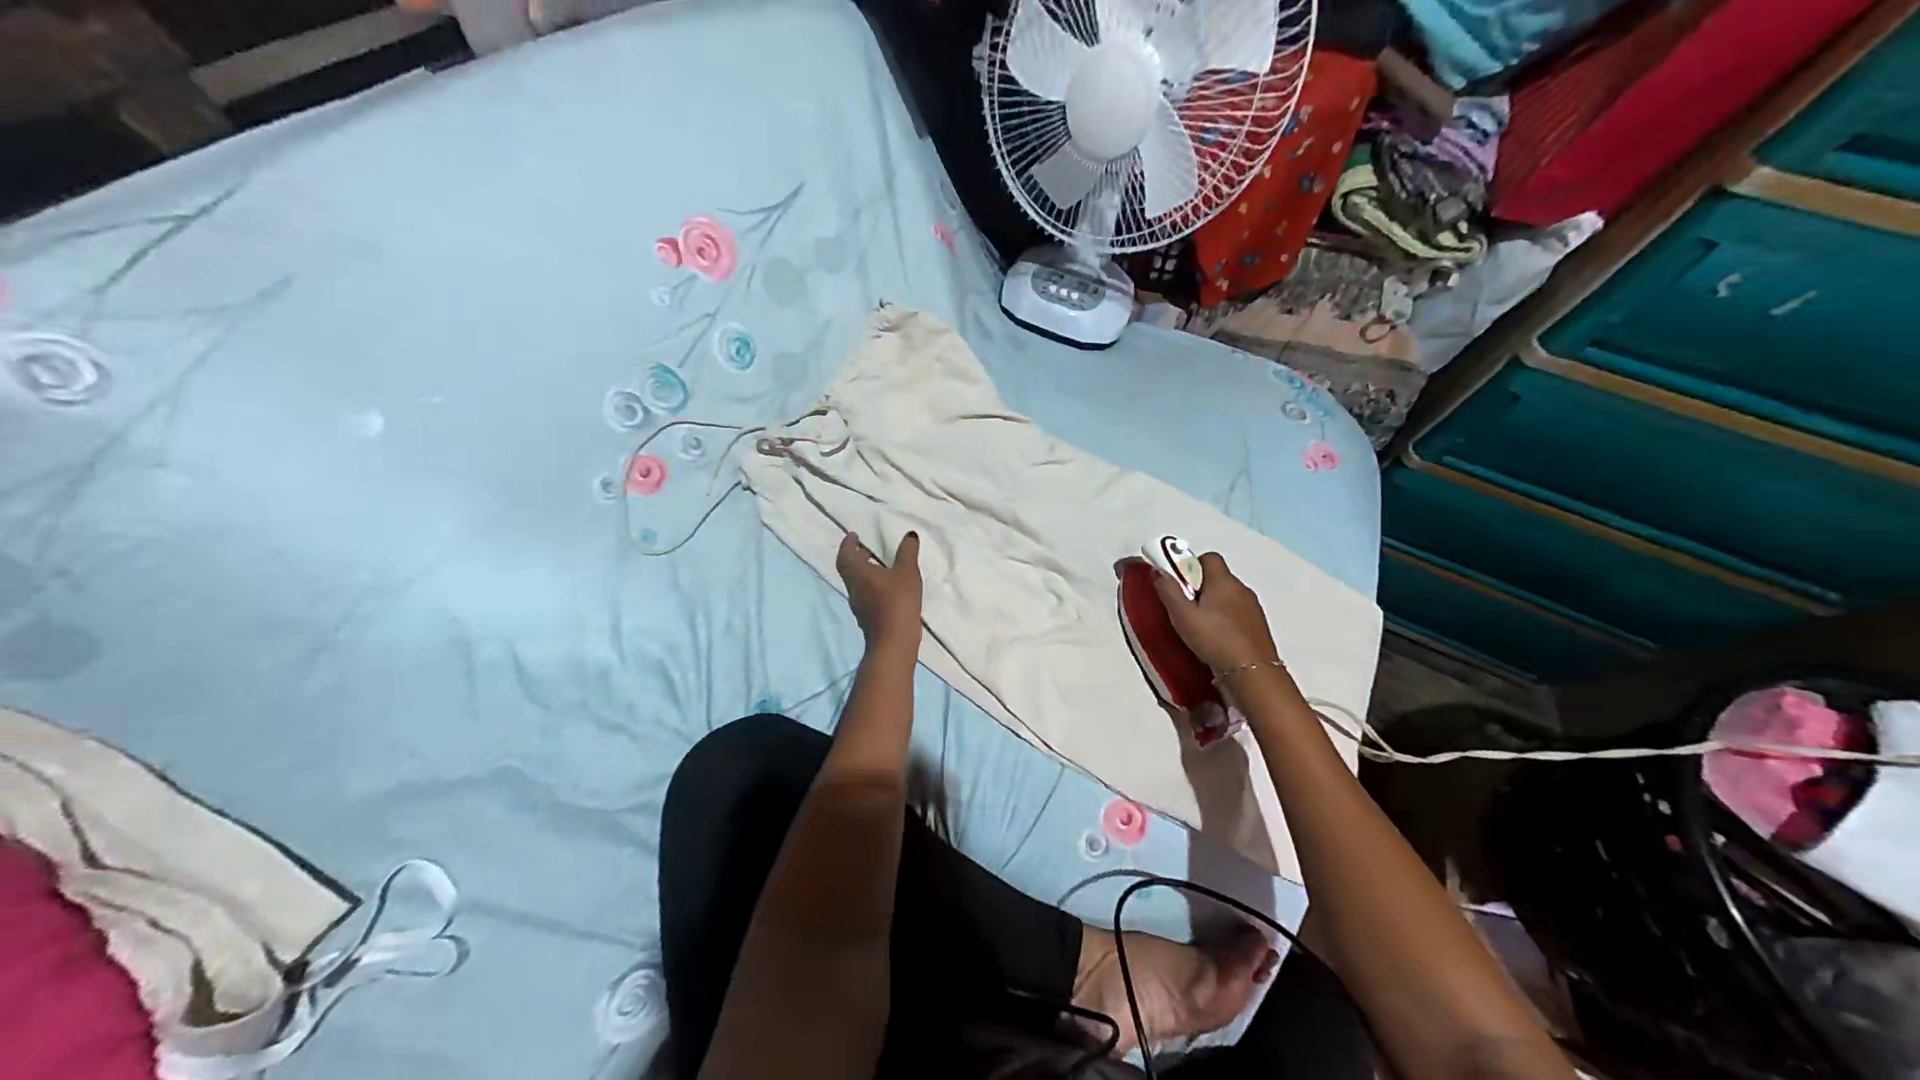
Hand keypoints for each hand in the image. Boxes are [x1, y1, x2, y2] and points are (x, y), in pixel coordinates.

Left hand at [837, 531, 922, 654]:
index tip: (853, 535)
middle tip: (866, 547)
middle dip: (856, 556)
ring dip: (863, 571)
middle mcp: (853, 588)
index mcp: (858, 573)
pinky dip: (870, 585)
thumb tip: (909, 535)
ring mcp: (858, 605)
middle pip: (848, 568)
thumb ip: (907, 552)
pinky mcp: (866, 617)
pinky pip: (864, 594)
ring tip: (878, 565)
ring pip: (856, 582)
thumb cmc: (897, 602)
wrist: (893, 641)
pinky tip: (885, 587)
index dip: (848, 543)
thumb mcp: (907, 572)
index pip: (846, 554)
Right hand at [1152, 552, 1280, 673]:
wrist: (1252, 672)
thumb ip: (1168, 591)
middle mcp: (1242, 588)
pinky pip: (1237, 613)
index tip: (1179, 584)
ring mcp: (1253, 608)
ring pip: (1228, 596)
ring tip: (1198, 627)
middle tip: (1184, 608)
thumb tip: (1158, 571)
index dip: (1192, 565)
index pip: (1209, 557)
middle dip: (1199, 587)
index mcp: (1224, 580)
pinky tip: (1215, 639)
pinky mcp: (1258, 626)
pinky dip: (1225, 620)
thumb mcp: (1182, 616)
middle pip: (1218, 577)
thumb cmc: (1214, 639)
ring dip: (1213, 605)